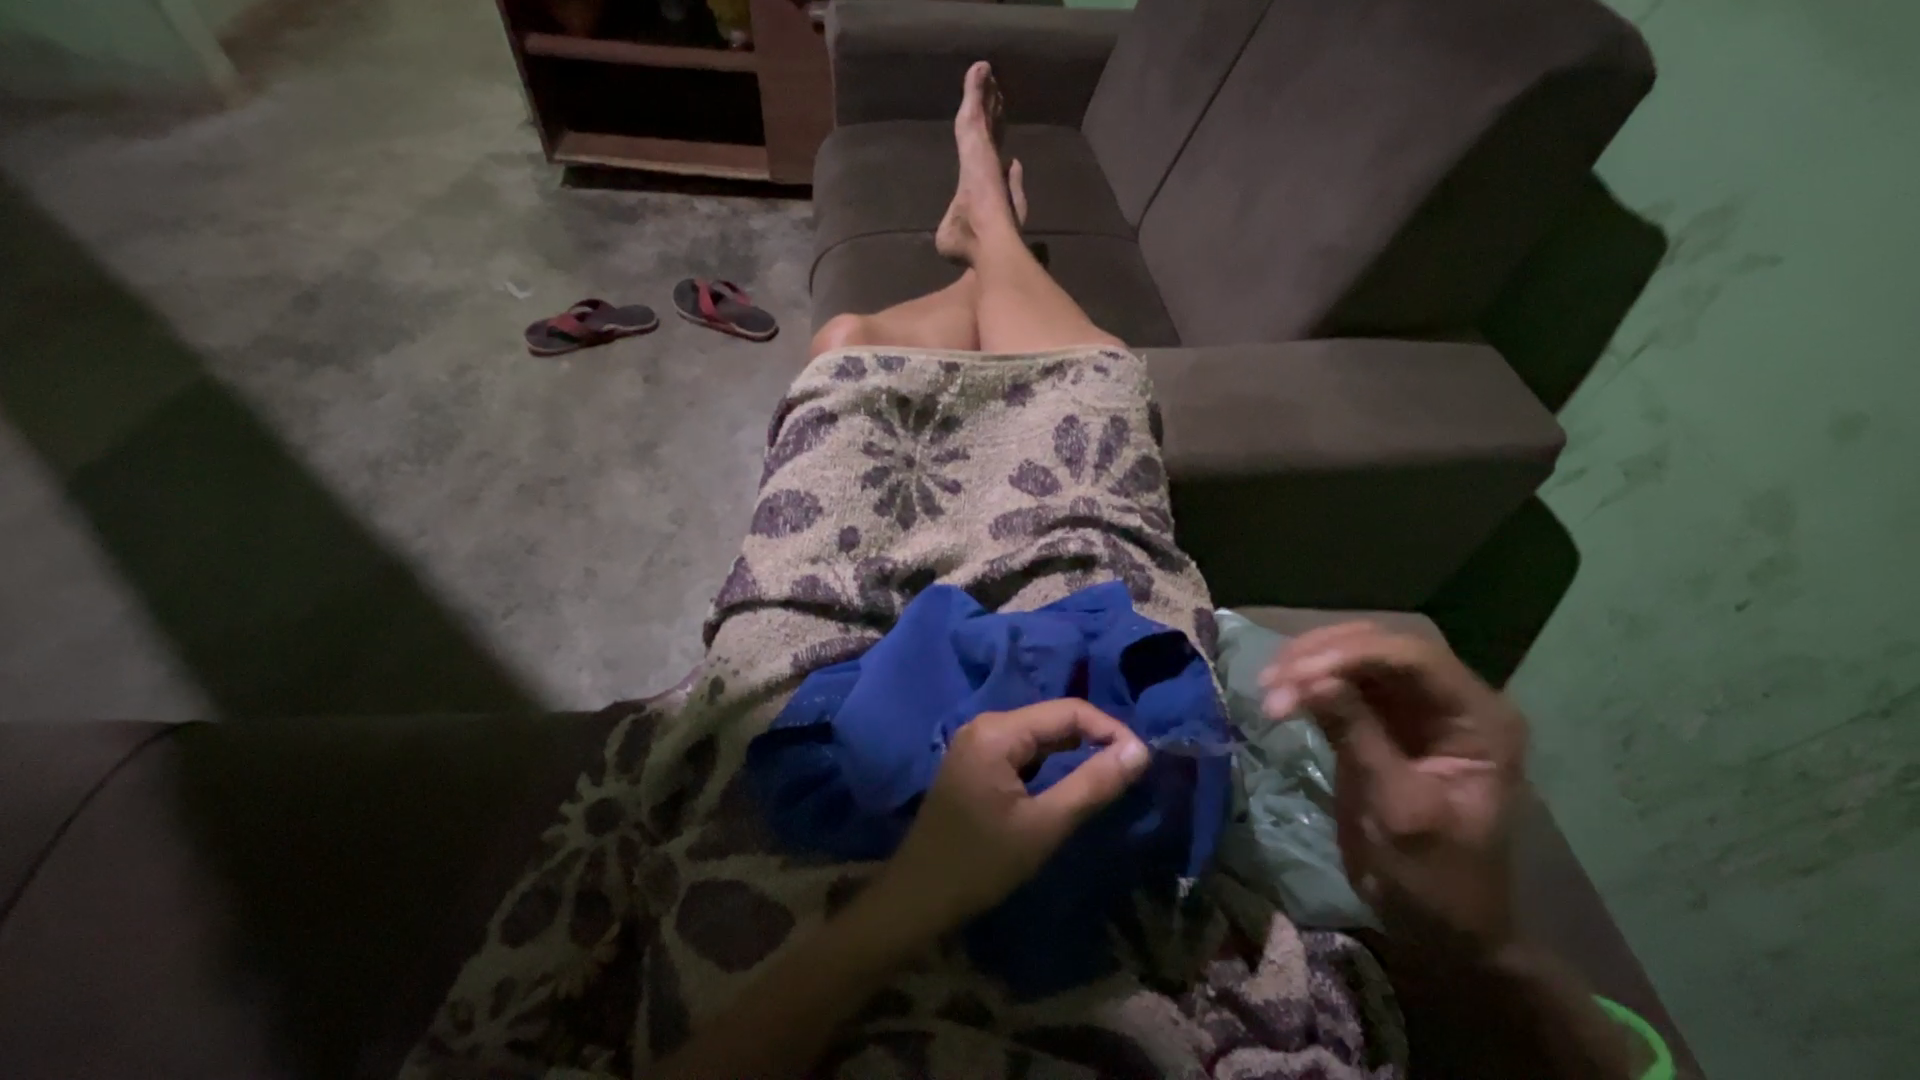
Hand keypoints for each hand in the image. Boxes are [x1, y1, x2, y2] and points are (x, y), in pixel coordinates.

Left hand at [873, 700, 1151, 936]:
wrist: (918, 897)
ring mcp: (977, 744)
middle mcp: (985, 726)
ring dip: (1075, 753)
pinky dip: (1052, 765)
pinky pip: (1024, 752)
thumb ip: (1093, 784)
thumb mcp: (1045, 826)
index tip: (1142, 761)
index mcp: (998, 731)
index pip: (1070, 711)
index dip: (1111, 730)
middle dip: (1095, 740)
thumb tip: (1140, 750)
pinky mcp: (975, 764)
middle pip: (1054, 719)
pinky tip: (1070, 785)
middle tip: (1131, 772)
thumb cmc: (981, 863)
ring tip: (1109, 778)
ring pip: (1040, 736)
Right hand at [1260, 623, 1527, 961]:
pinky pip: (1340, 683)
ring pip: (1355, 657)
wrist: (1438, 928)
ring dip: (1307, 664)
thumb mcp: (1398, 809)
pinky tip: (1276, 694)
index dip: (1351, 656)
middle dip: (1323, 656)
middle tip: (1271, 682)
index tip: (1294, 679)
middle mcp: (1449, 700)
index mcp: (1478, 718)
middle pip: (1381, 646)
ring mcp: (1413, 709)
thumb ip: (1357, 736)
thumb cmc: (1434, 878)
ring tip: (1267, 688)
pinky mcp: (1379, 722)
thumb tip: (1310, 678)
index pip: (1414, 658)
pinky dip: (1306, 684)